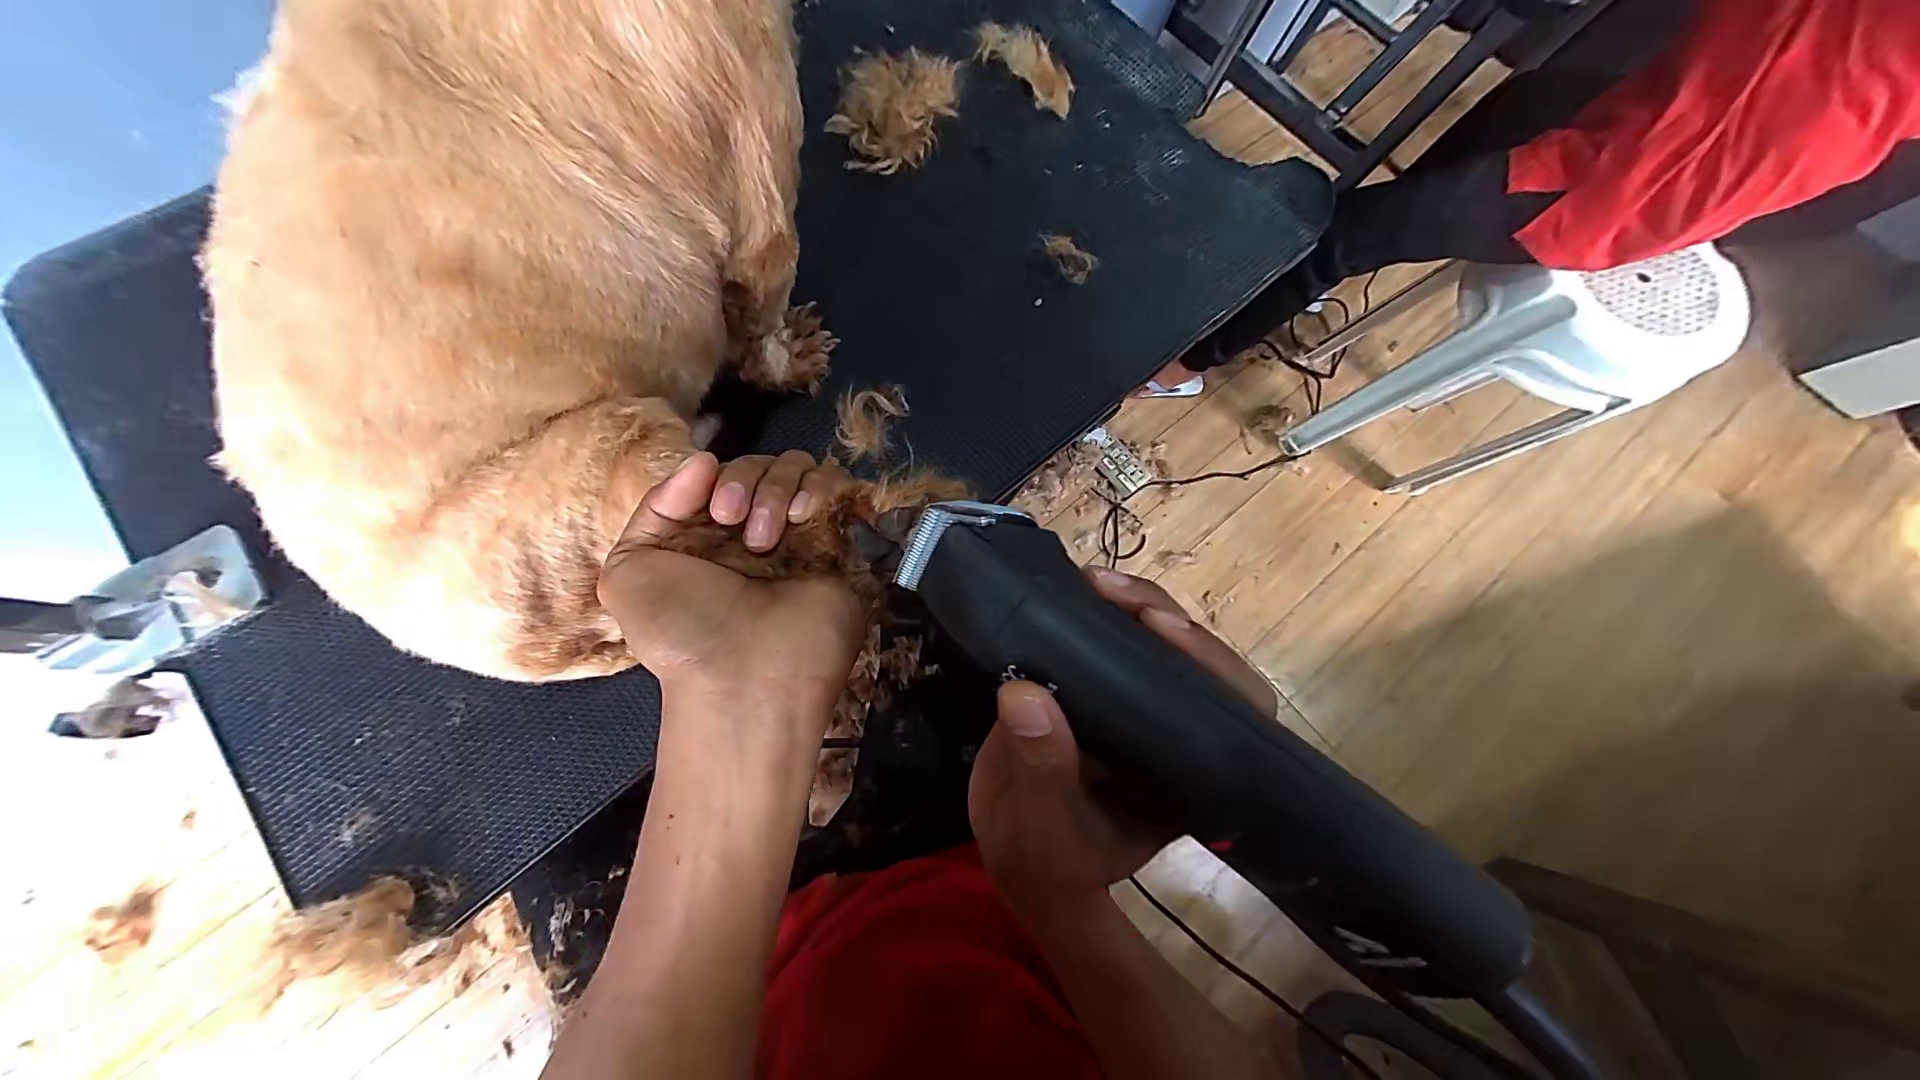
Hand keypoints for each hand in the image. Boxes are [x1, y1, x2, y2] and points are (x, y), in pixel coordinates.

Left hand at [599, 451, 864, 732]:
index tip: (713, 508)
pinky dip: (822, 486)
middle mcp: (756, 529)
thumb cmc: (683, 632)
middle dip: (746, 482)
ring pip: (800, 468)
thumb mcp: (630, 570)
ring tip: (768, 537)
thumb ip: (656, 506)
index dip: (716, 476)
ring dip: (779, 487)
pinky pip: (838, 487)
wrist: (748, 679)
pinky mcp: (840, 543)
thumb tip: (704, 461)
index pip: (720, 472)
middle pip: (761, 465)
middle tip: (736, 523)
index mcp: (708, 532)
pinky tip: (805, 516)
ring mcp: (801, 535)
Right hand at [967, 568, 1279, 918]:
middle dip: (1165, 618)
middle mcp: (1174, 734)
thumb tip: (1023, 694)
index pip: (1231, 712)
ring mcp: (1139, 706)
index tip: (1163, 630)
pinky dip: (1096, 612)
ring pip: (1157, 643)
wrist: (1016, 849)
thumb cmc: (1041, 856)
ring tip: (1091, 582)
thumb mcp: (1039, 827)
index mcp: (1189, 777)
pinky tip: (1071, 591)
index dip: (1211, 664)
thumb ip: (1040, 769)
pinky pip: (1111, 641)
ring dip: (1132, 604)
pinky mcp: (1102, 687)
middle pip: (1196, 663)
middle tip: (1112, 592)